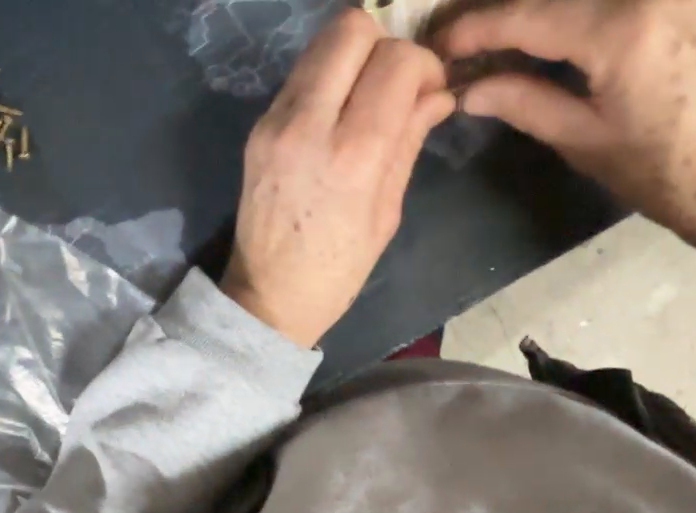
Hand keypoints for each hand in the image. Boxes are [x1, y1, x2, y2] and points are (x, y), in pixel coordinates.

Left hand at [221, 10, 457, 347]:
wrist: (268, 299)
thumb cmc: (336, 272)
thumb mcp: (385, 214)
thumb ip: (408, 141)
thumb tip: (438, 94)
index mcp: (353, 156)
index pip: (397, 61)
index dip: (423, 65)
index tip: (428, 91)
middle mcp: (309, 125)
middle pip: (352, 29)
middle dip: (385, 44)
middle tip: (394, 83)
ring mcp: (275, 122)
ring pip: (321, 44)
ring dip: (353, 57)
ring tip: (366, 97)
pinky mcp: (258, 127)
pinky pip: (300, 76)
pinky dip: (327, 80)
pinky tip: (338, 115)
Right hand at [437, 0, 695, 271]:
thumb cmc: (662, 173)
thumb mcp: (584, 142)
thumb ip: (525, 102)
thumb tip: (469, 90)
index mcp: (622, 30)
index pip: (528, 15)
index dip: (476, 27)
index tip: (440, 43)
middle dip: (505, 5)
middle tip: (467, 29)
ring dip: (544, 4)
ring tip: (510, 25)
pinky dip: (584, 3)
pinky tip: (559, 18)